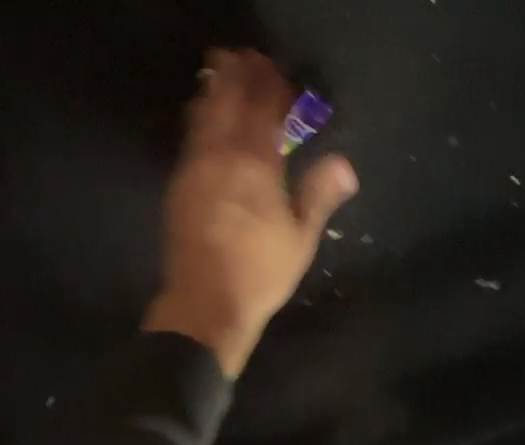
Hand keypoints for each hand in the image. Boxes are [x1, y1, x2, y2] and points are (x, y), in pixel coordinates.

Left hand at [142, 49, 358, 376]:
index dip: (275, 87)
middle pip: (229, 99)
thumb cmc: (261, 274)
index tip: (285, 77)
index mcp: (257, 164)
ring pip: (204, 112)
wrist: (206, 303)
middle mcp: (221, 155)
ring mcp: (195, 167)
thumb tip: (345, 165)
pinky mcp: (179, 184)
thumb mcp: (300, 238)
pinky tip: (206, 119)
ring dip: (217, 89)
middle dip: (242, 76)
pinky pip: (191, 136)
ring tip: (226, 75)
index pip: (265, 109)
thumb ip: (319, 195)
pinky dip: (201, 116)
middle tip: (252, 62)